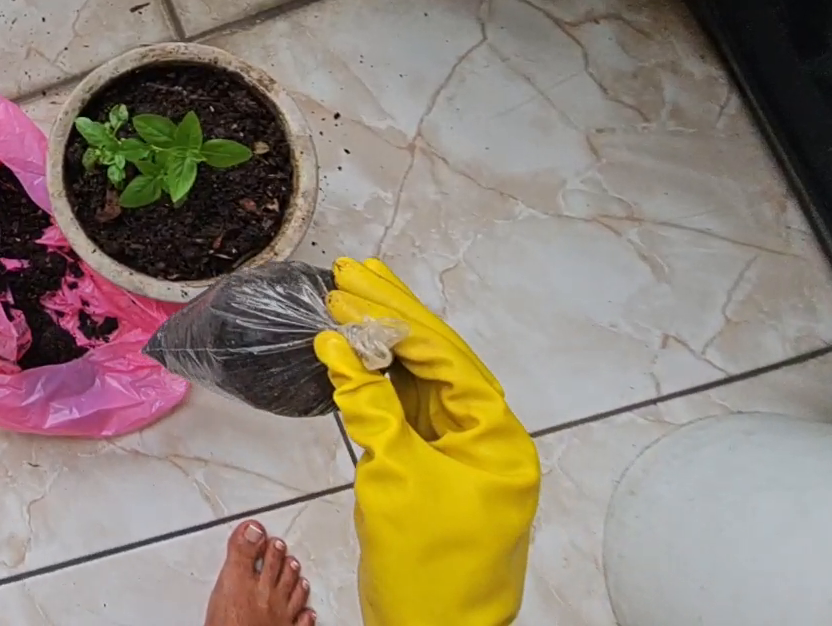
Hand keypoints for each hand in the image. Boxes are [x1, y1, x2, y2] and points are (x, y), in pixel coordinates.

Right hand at [314, 258, 539, 625]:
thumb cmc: (427, 561)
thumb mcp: (395, 475)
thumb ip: (367, 402)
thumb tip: (334, 340)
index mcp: (497, 438)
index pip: (447, 360)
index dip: (395, 320)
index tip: (347, 291)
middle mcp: (483, 434)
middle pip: (438, 357)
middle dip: (394, 311)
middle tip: (352, 270)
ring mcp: (456, 446)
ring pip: (419, 373)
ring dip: (384, 333)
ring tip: (353, 289)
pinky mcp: (427, 458)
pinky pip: (402, 399)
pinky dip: (375, 368)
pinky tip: (355, 341)